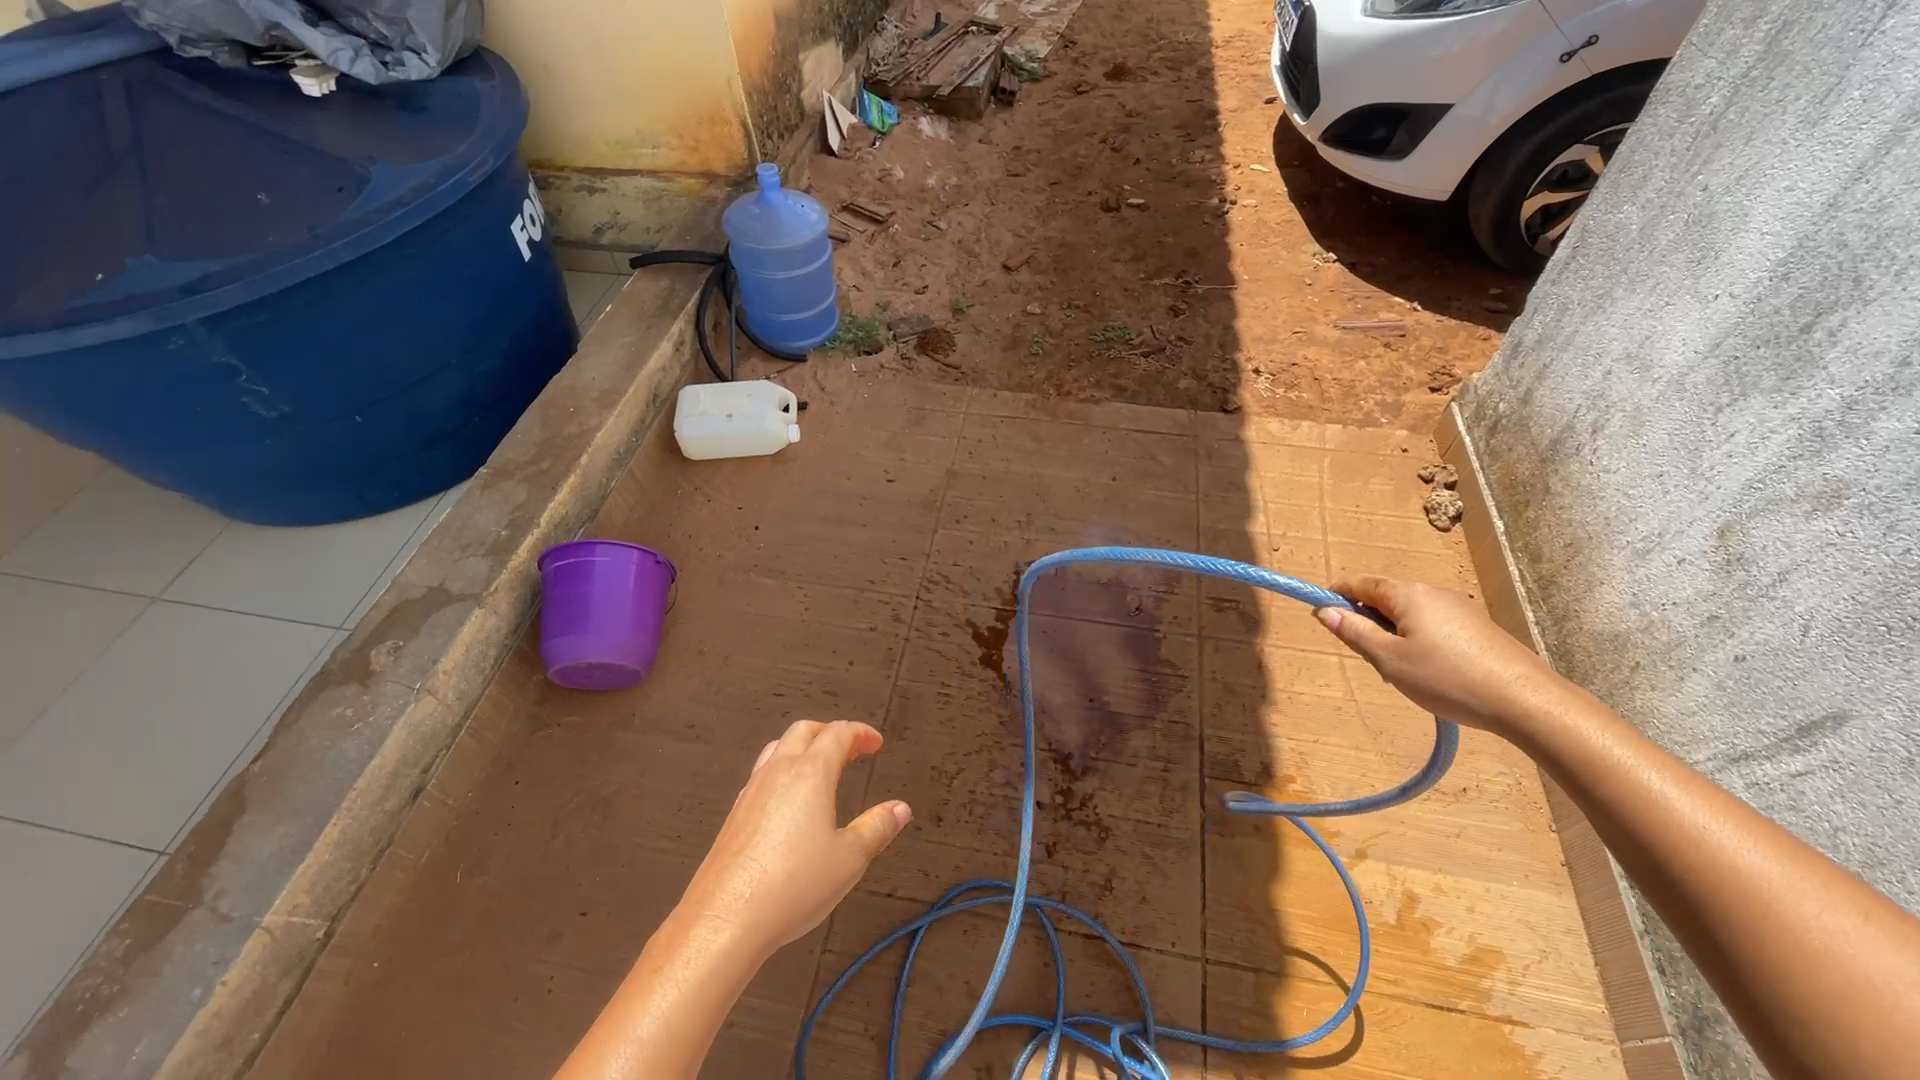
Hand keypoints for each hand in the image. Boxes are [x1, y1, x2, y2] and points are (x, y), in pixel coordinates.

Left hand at [678, 720, 909, 958]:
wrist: (726, 918)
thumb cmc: (790, 887)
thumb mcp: (849, 859)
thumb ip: (877, 828)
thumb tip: (899, 809)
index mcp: (809, 775)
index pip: (838, 734)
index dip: (860, 733)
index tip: (874, 742)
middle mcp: (777, 774)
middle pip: (803, 731)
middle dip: (830, 732)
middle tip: (852, 748)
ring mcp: (750, 793)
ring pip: (777, 749)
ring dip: (803, 748)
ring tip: (821, 767)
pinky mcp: (735, 816)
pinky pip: (760, 776)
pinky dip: (782, 772)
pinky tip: (789, 801)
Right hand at [1313, 576, 1566, 734]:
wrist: (1524, 700)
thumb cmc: (1447, 678)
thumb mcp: (1389, 660)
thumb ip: (1355, 633)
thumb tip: (1326, 610)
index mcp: (1408, 594)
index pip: (1361, 583)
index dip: (1337, 594)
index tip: (1321, 612)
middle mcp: (1433, 592)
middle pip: (1386, 597)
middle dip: (1366, 619)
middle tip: (1363, 655)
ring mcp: (1460, 609)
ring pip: (1410, 614)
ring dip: (1392, 633)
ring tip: (1397, 671)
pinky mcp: (1477, 628)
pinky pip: (1433, 625)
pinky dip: (1417, 640)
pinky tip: (1428, 673)